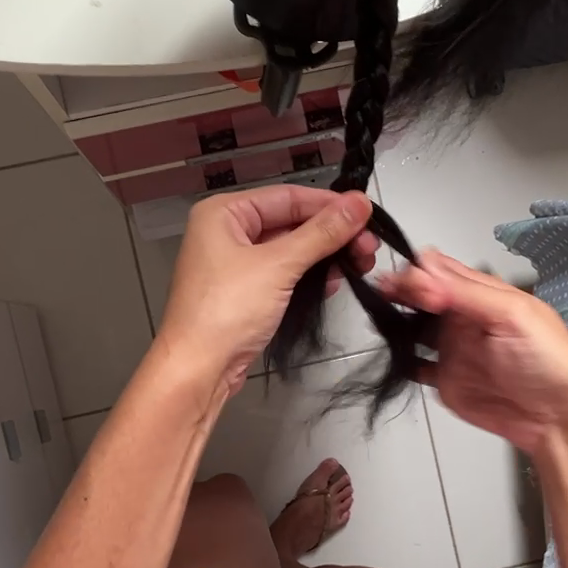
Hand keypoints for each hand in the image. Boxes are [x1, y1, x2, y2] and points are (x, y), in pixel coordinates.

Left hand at [156, 185, 377, 395]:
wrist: (197, 370)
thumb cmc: (227, 311)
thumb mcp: (279, 265)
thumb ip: (322, 233)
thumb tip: (360, 203)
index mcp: (223, 213)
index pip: (288, 197)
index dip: (330, 204)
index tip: (368, 213)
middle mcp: (227, 233)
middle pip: (291, 222)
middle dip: (332, 234)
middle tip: (370, 247)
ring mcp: (235, 265)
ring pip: (290, 250)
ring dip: (325, 256)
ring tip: (362, 264)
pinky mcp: (246, 293)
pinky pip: (284, 274)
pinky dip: (309, 276)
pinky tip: (336, 281)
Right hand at [381, 251, 567, 455]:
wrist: (557, 420)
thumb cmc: (546, 361)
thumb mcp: (512, 316)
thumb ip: (465, 292)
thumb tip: (421, 268)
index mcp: (483, 294)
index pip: (441, 271)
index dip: (418, 273)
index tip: (404, 285)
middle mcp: (463, 318)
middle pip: (422, 296)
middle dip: (399, 291)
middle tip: (380, 297)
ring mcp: (452, 349)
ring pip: (413, 327)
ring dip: (395, 322)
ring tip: (378, 321)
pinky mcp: (445, 380)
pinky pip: (414, 365)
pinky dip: (399, 360)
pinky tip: (390, 356)